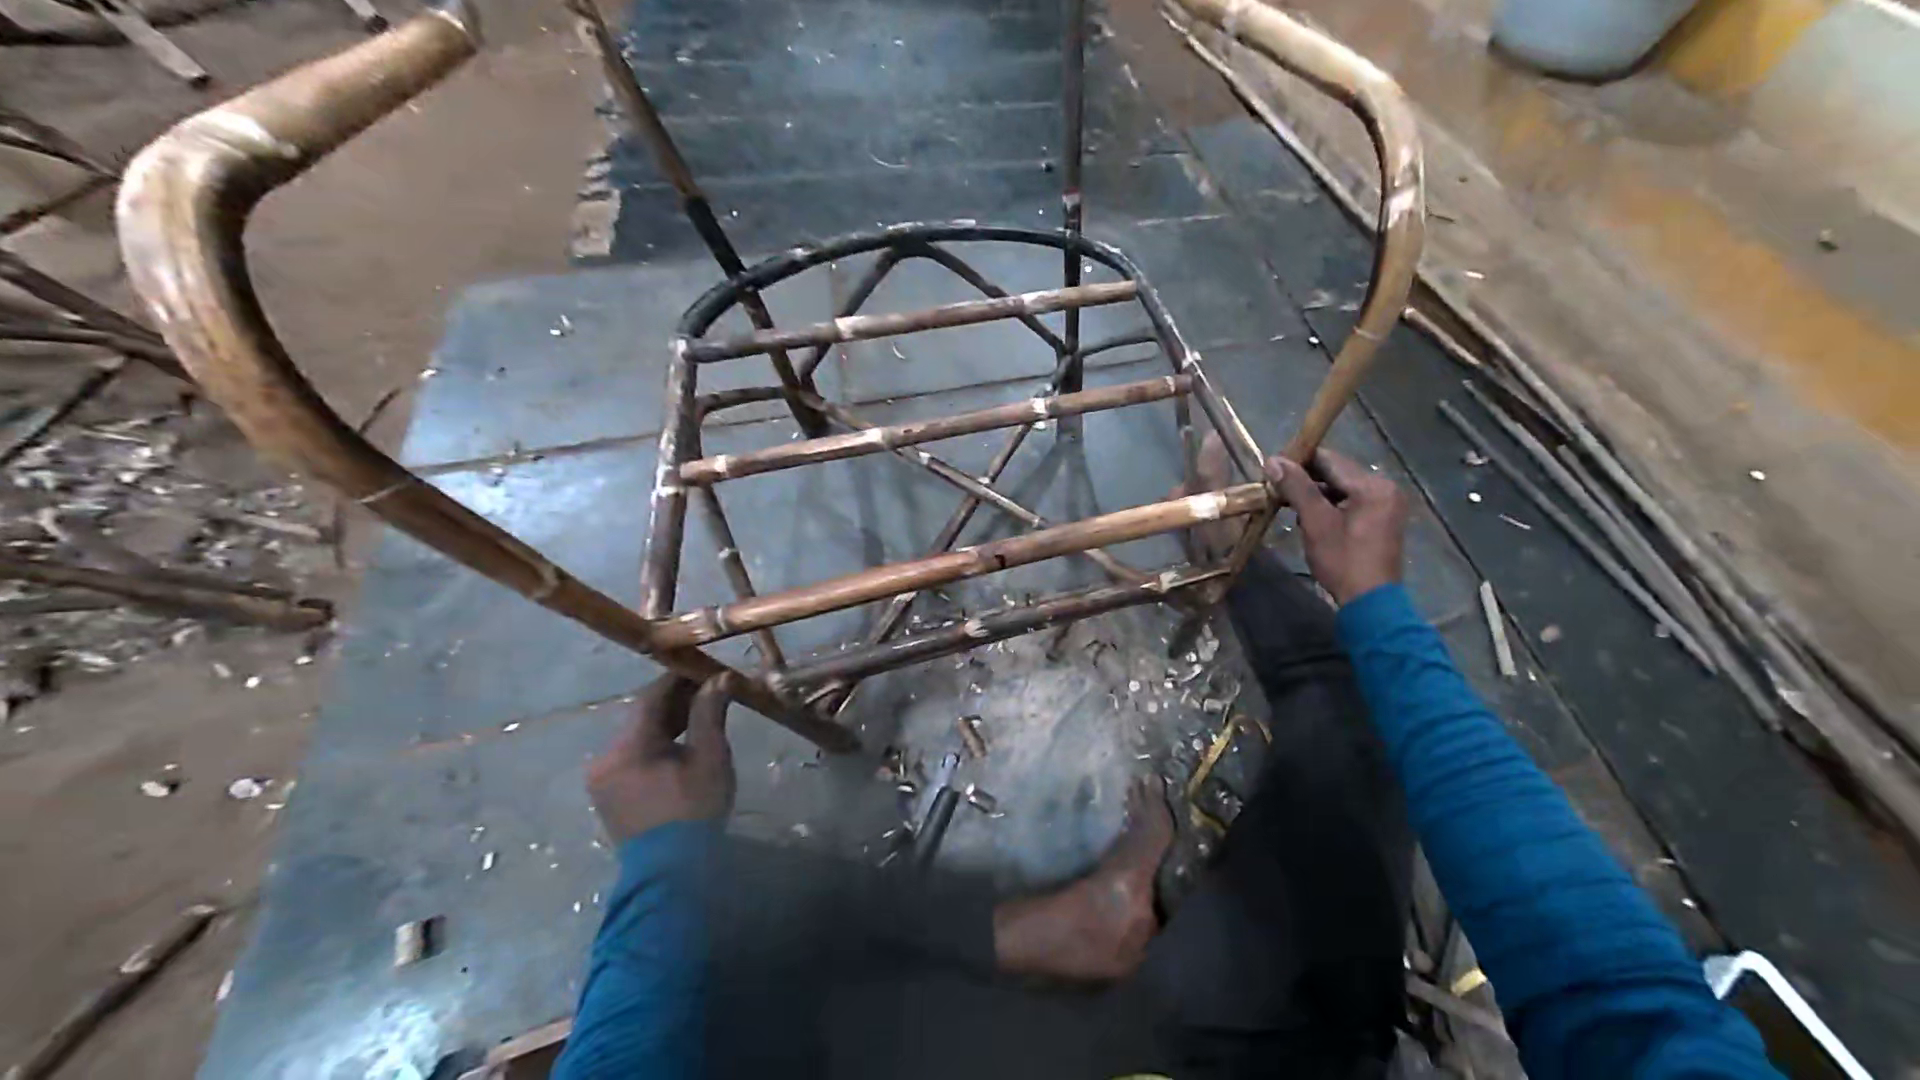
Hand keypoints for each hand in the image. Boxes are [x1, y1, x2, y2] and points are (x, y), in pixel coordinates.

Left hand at [586, 672, 738, 844]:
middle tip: (710, 691)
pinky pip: (634, 757)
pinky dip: (658, 746)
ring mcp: (603, 779)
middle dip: (677, 702)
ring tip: (702, 717)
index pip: (651, 697)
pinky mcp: (609, 796)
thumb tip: (720, 678)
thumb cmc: (694, 810)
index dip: (679, 679)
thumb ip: (710, 713)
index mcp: (627, 747)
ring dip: (668, 724)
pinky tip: (683, 746)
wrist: (671, 873)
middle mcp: (606, 758)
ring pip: (639, 737)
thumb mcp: (709, 757)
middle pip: (643, 717)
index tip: (705, 669)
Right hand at [1266, 447, 1408, 604]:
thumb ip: (1297, 488)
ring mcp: (1385, 504)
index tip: (1271, 470)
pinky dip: (1328, 505)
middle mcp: (1384, 488)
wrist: (1370, 601)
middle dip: (1305, 478)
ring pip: (1341, 487)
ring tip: (1286, 503)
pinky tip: (1308, 516)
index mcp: (1372, 486)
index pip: (1329, 460)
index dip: (1298, 461)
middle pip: (1337, 472)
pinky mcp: (1381, 519)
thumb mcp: (1316, 522)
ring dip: (1314, 493)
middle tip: (1275, 488)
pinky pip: (1350, 501)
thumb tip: (1272, 461)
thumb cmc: (1343, 560)